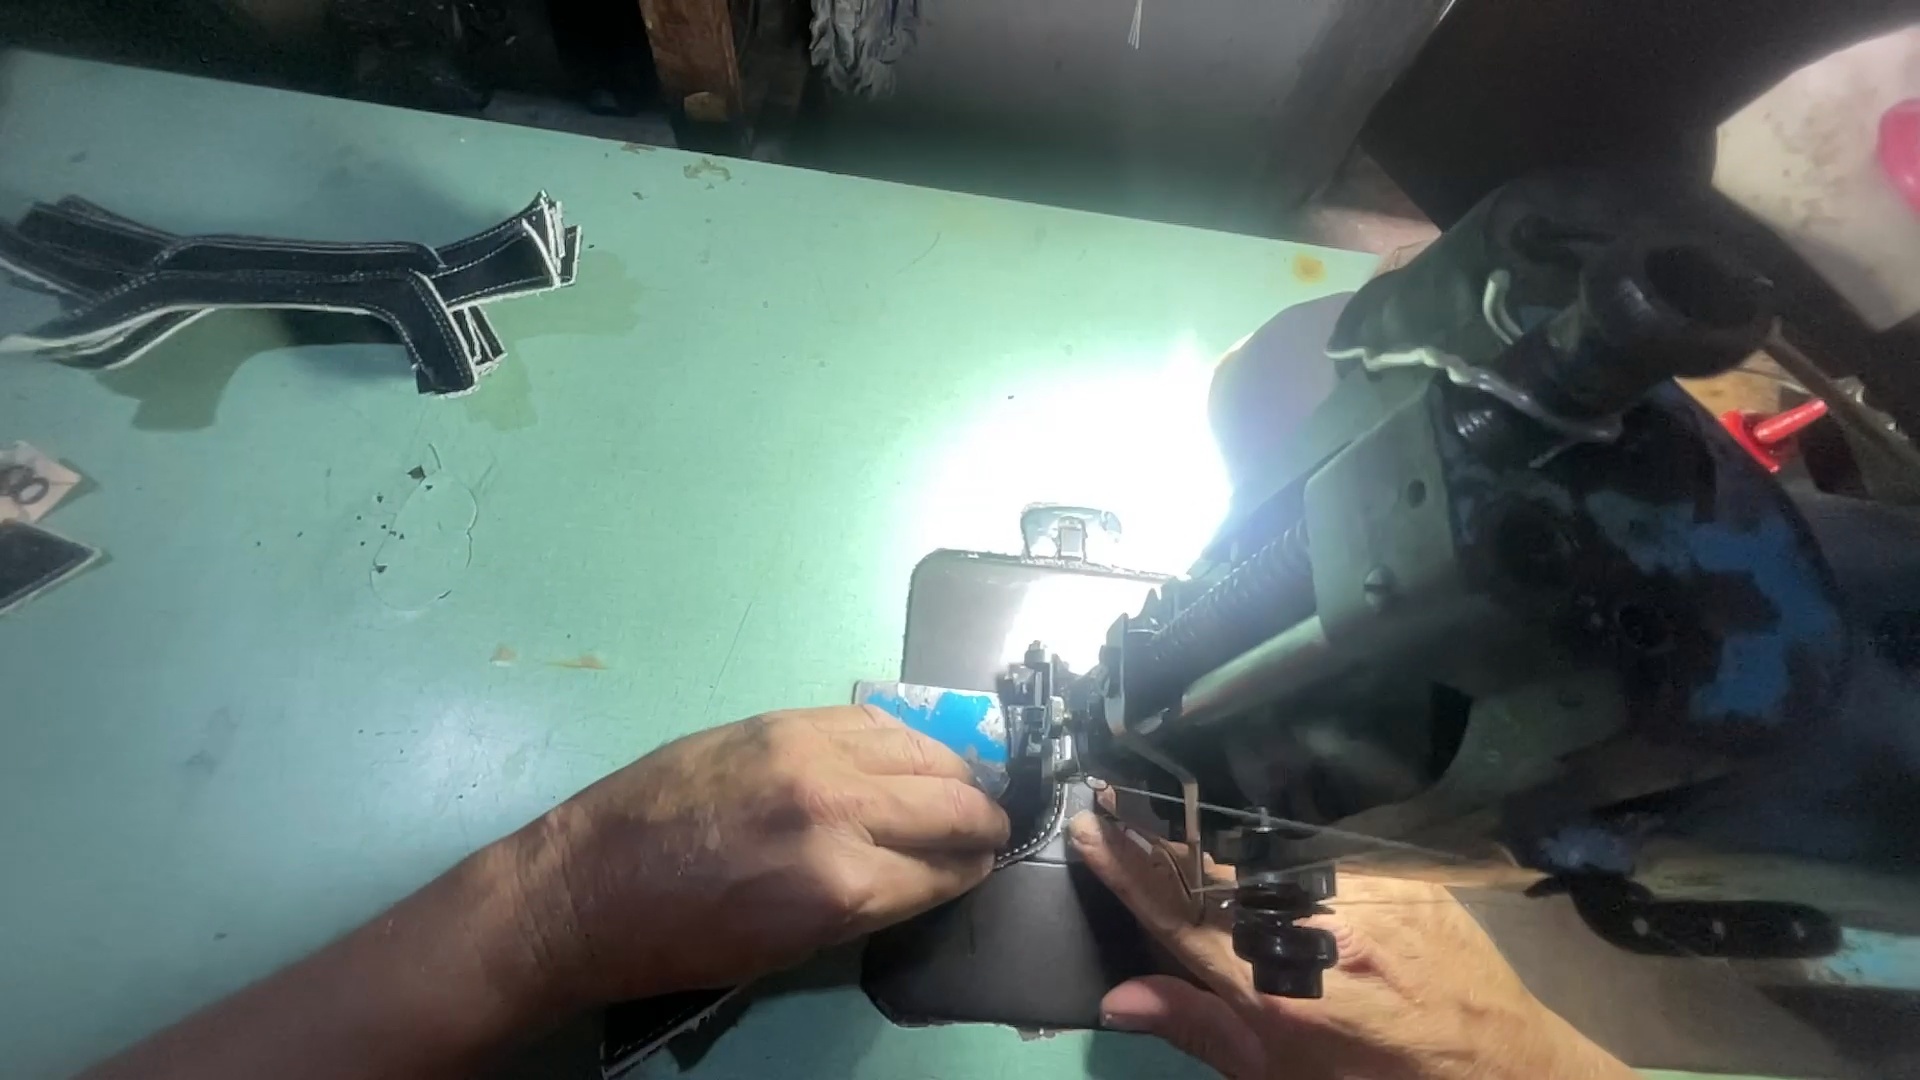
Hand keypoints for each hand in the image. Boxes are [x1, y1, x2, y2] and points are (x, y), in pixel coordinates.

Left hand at [510, 706, 1010, 1006]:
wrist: (587, 884)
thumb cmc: (683, 941)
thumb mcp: (789, 947)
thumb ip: (870, 901)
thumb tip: (926, 869)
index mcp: (841, 885)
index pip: (941, 870)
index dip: (972, 868)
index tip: (987, 861)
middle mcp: (839, 809)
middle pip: (946, 803)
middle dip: (982, 818)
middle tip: (995, 823)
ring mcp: (812, 753)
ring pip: (918, 748)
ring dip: (954, 768)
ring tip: (966, 780)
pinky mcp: (784, 721)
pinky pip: (869, 719)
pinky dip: (903, 737)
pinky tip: (911, 749)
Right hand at [1068, 812, 1636, 1079]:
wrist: (1506, 1071)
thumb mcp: (1280, 1078)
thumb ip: (1196, 1027)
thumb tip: (1115, 997)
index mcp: (1277, 990)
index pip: (1176, 912)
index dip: (1124, 869)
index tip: (1088, 828)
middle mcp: (1310, 927)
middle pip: (1208, 864)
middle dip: (1150, 828)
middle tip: (1110, 793)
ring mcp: (1354, 890)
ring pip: (1253, 840)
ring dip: (1197, 818)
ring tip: (1155, 792)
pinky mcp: (1388, 866)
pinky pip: (1309, 833)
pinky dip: (1262, 825)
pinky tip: (1237, 806)